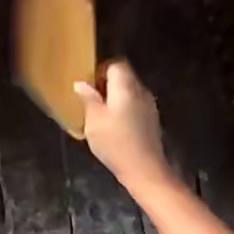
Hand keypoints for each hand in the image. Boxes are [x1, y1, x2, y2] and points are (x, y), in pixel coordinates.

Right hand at [73, 60, 169, 184]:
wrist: (144, 169)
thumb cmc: (115, 142)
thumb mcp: (94, 119)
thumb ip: (88, 98)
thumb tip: (82, 83)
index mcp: (126, 86)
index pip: (116, 64)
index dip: (101, 70)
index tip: (89, 86)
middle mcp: (141, 91)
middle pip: (124, 77)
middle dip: (106, 86)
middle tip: (91, 102)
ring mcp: (149, 106)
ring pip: (129, 92)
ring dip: (115, 99)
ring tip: (100, 117)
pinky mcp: (152, 120)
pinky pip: (135, 106)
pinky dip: (124, 110)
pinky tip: (114, 128)